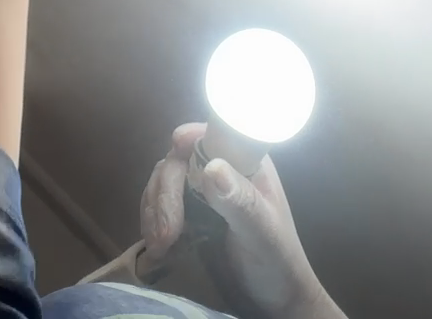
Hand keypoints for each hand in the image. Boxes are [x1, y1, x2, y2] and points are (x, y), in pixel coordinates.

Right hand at [138, 124, 342, 318]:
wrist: (275, 299)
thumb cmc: (278, 260)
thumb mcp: (262, 232)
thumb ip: (239, 201)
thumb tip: (211, 168)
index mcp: (244, 160)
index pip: (210, 133)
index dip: (190, 135)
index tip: (175, 147)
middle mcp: (221, 167)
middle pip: (179, 161)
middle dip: (166, 193)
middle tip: (165, 235)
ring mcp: (203, 188)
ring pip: (164, 180)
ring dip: (155, 209)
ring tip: (159, 246)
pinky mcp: (189, 211)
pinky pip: (160, 202)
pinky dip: (153, 219)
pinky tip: (157, 245)